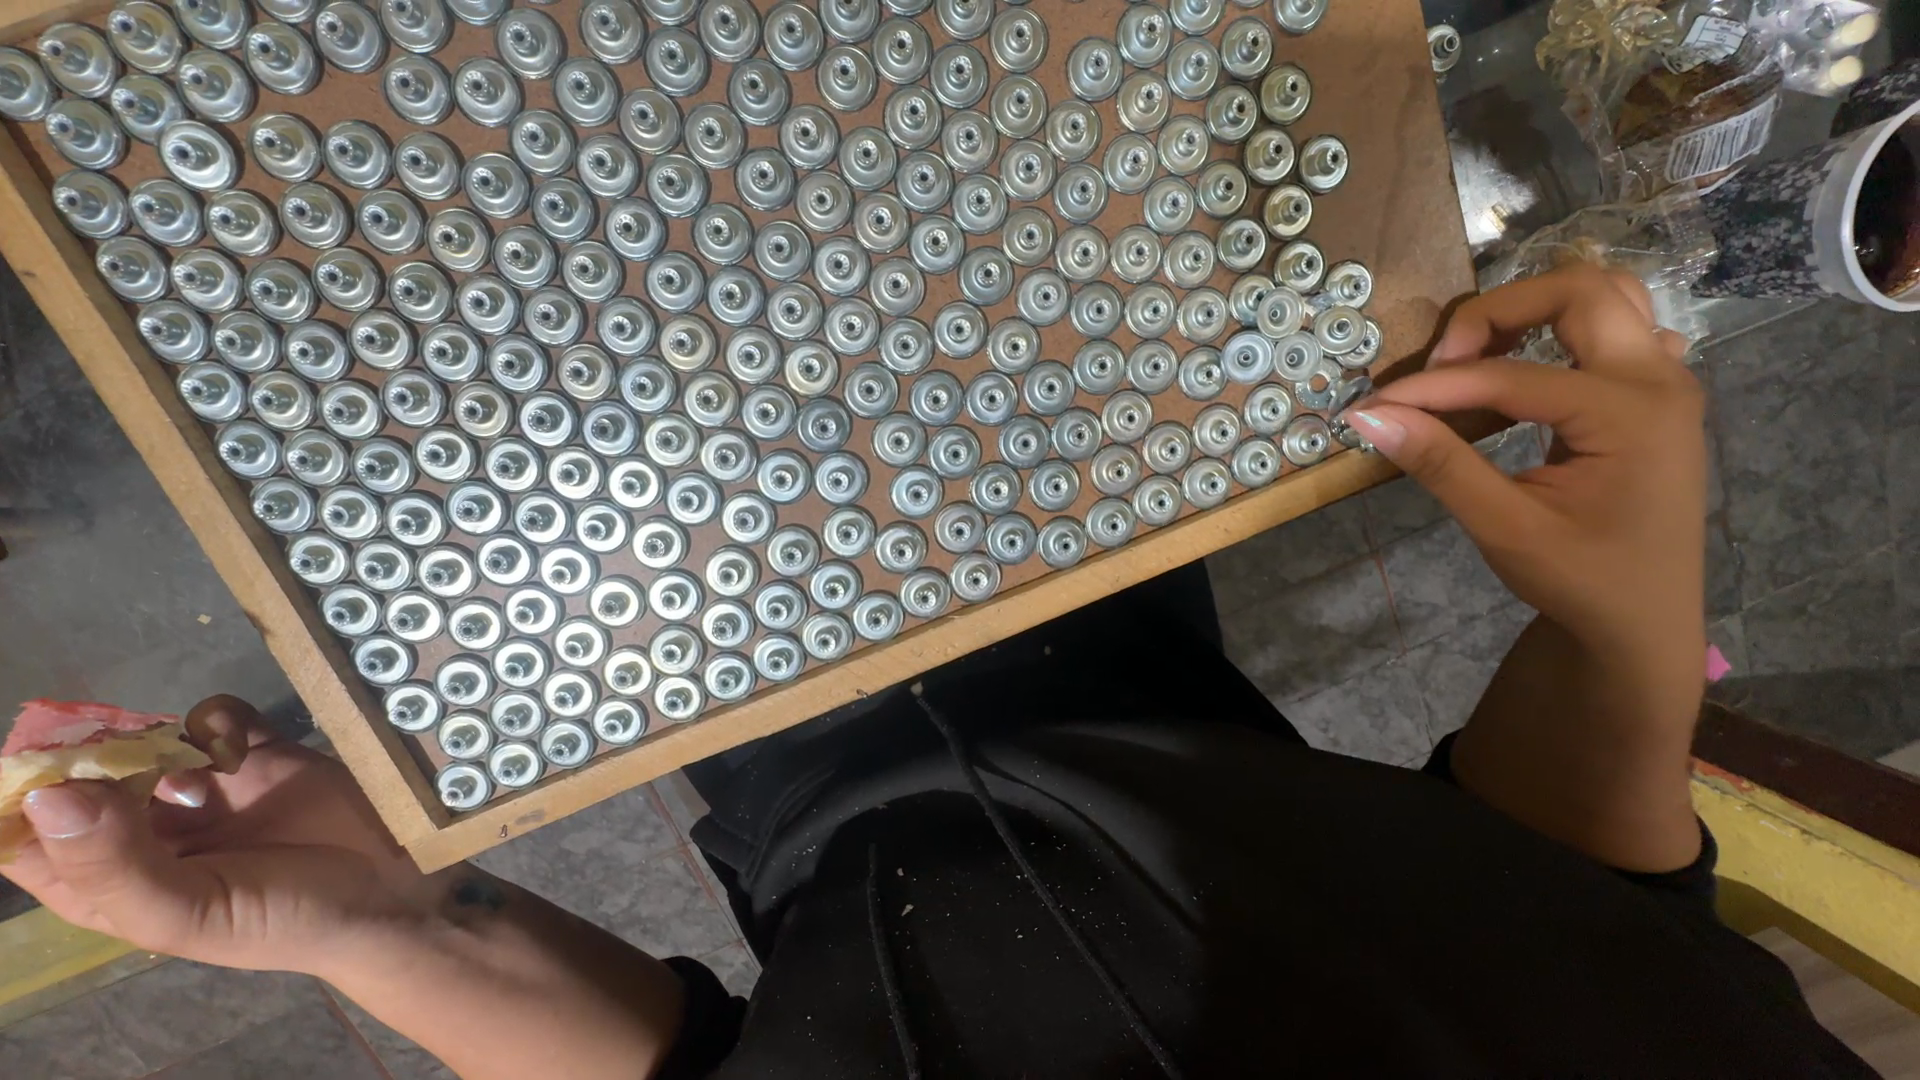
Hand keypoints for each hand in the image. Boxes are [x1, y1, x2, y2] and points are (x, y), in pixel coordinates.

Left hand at [1, 695, 443, 977]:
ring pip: (151, 743)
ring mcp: (212, 789)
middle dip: (94, 759)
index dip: (23, 801)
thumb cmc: (280, 918)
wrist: (388, 891)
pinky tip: (238, 746)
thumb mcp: (185, 912)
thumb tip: (51, 793)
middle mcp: (150, 829)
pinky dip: (220, 719)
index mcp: (110, 879)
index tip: (40, 773)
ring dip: (158, 739)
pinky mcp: (269, 757)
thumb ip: (113, 862)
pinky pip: (225, 722)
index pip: (29, 835)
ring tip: (195, 764)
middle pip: (89, 778)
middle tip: (126, 758)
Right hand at [1346, 264, 1705, 671]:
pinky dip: (1560, 334)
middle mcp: (1658, 379)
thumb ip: (1439, 464)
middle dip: (1495, 312)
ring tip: (1475, 359)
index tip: (1373, 406)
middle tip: (1442, 361)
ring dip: (1532, 312)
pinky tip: (1526, 373)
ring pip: (1605, 298)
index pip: (1509, 375)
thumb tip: (1368, 417)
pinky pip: (1615, 330)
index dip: (1432, 386)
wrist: (1642, 621)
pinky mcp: (1652, 396)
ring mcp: (1665, 382)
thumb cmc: (1579, 578)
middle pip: (1579, 290)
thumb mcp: (1502, 527)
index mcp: (1628, 414)